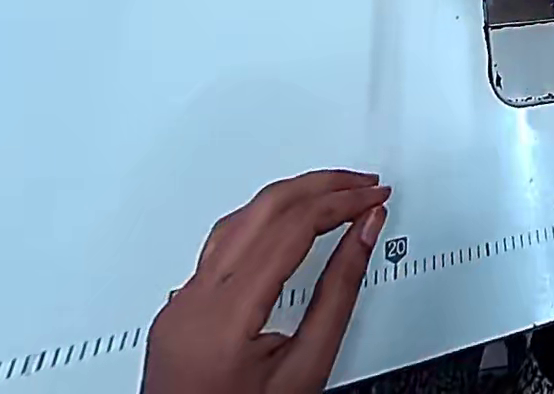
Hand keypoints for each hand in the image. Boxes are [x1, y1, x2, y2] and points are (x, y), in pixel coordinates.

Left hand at [143, 170, 389, 393]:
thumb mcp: (306, 370)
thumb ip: (339, 291)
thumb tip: (365, 229)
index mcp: (225, 316)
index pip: (293, 226)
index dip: (341, 201)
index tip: (373, 196)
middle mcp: (195, 298)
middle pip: (268, 206)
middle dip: (323, 185)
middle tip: (363, 184)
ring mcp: (182, 299)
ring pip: (243, 215)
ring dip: (295, 195)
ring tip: (334, 192)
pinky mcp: (180, 304)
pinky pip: (224, 239)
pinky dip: (264, 217)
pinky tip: (285, 217)